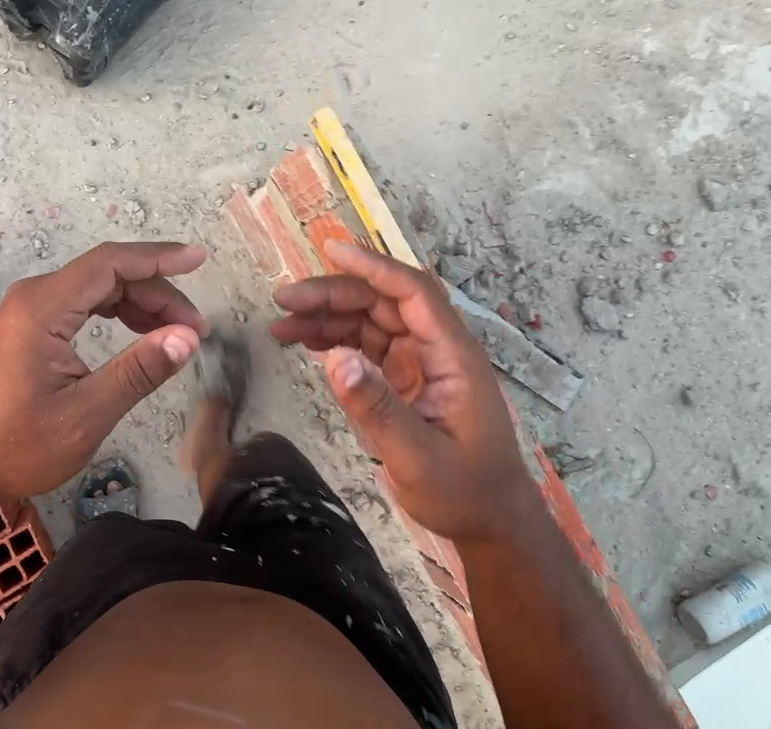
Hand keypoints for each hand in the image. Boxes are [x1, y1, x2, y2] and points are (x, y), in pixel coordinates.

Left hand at [0, 242, 209, 504]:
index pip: (110, 264)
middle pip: (108, 274)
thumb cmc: (19, 446)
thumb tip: (188, 338)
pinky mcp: (31, 327)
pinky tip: (144, 333)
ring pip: (98, 288)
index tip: (198, 259)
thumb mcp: (86, 414)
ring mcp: (30, 310)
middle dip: (157, 292)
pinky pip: (83, 304)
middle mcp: (35, 297)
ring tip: (180, 333)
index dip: (158, 257)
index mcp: (43, 307)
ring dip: (141, 303)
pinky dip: (119, 313)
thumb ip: (138, 371)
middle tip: (196, 328)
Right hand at [270, 240, 531, 540]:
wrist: (489, 521)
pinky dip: (335, 339)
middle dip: (333, 294)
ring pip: (369, 320)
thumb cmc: (464, 491)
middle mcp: (435, 348)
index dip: (372, 266)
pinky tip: (305, 342)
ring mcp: (419, 362)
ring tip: (281, 324)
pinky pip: (366, 345)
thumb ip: (378, 407)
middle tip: (284, 300)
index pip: (412, 292)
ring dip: (327, 316)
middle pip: (381, 301)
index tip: (330, 249)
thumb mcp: (419, 457)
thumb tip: (335, 359)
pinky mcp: (404, 378)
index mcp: (452, 354)